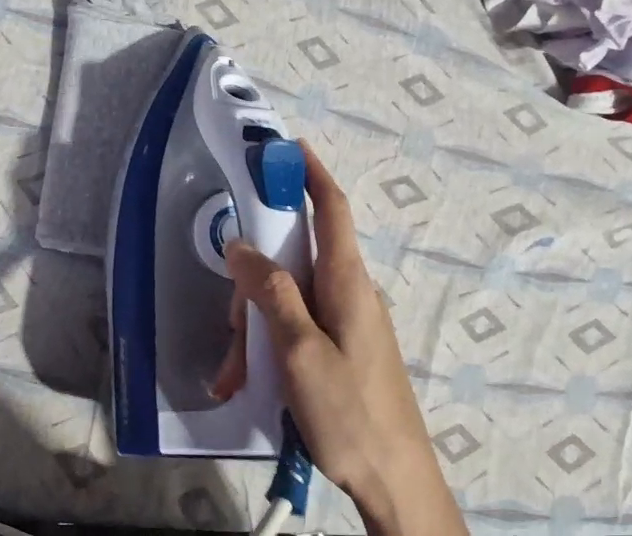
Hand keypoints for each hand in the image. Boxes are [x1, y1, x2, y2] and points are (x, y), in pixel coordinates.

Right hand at [210, 145, 464, 535]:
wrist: (398, 486)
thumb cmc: (351, 415)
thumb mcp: (299, 352)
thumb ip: (271, 293)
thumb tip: (241, 244)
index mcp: (347, 282)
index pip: (331, 208)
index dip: (310, 172)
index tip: (287, 144)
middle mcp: (349, 293)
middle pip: (294, 257)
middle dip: (255, 280)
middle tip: (233, 324)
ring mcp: (346, 322)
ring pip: (287, 297)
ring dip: (256, 325)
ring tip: (238, 373)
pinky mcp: (340, 348)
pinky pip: (295, 327)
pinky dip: (269, 345)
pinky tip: (247, 382)